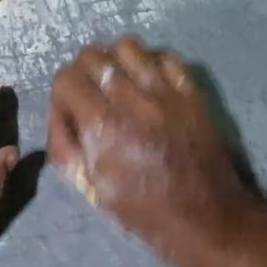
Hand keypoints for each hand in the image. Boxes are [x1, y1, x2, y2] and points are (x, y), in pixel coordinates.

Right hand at [48, 37, 261, 263]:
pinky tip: (150, 83)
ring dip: (116, 60)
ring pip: (128, 46)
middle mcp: (132, 101)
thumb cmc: (144, 211)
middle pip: (93, 55)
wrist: (206, 219)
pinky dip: (152, 63)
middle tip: (92, 93)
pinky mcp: (191, 93)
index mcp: (103, 127)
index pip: (66, 79)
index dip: (62, 94)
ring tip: (120, 81)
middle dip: (84, 72)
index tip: (71, 110)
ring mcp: (165, 93)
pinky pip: (166, 57)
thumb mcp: (92, 190)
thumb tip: (60, 118)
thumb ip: (66, 149)